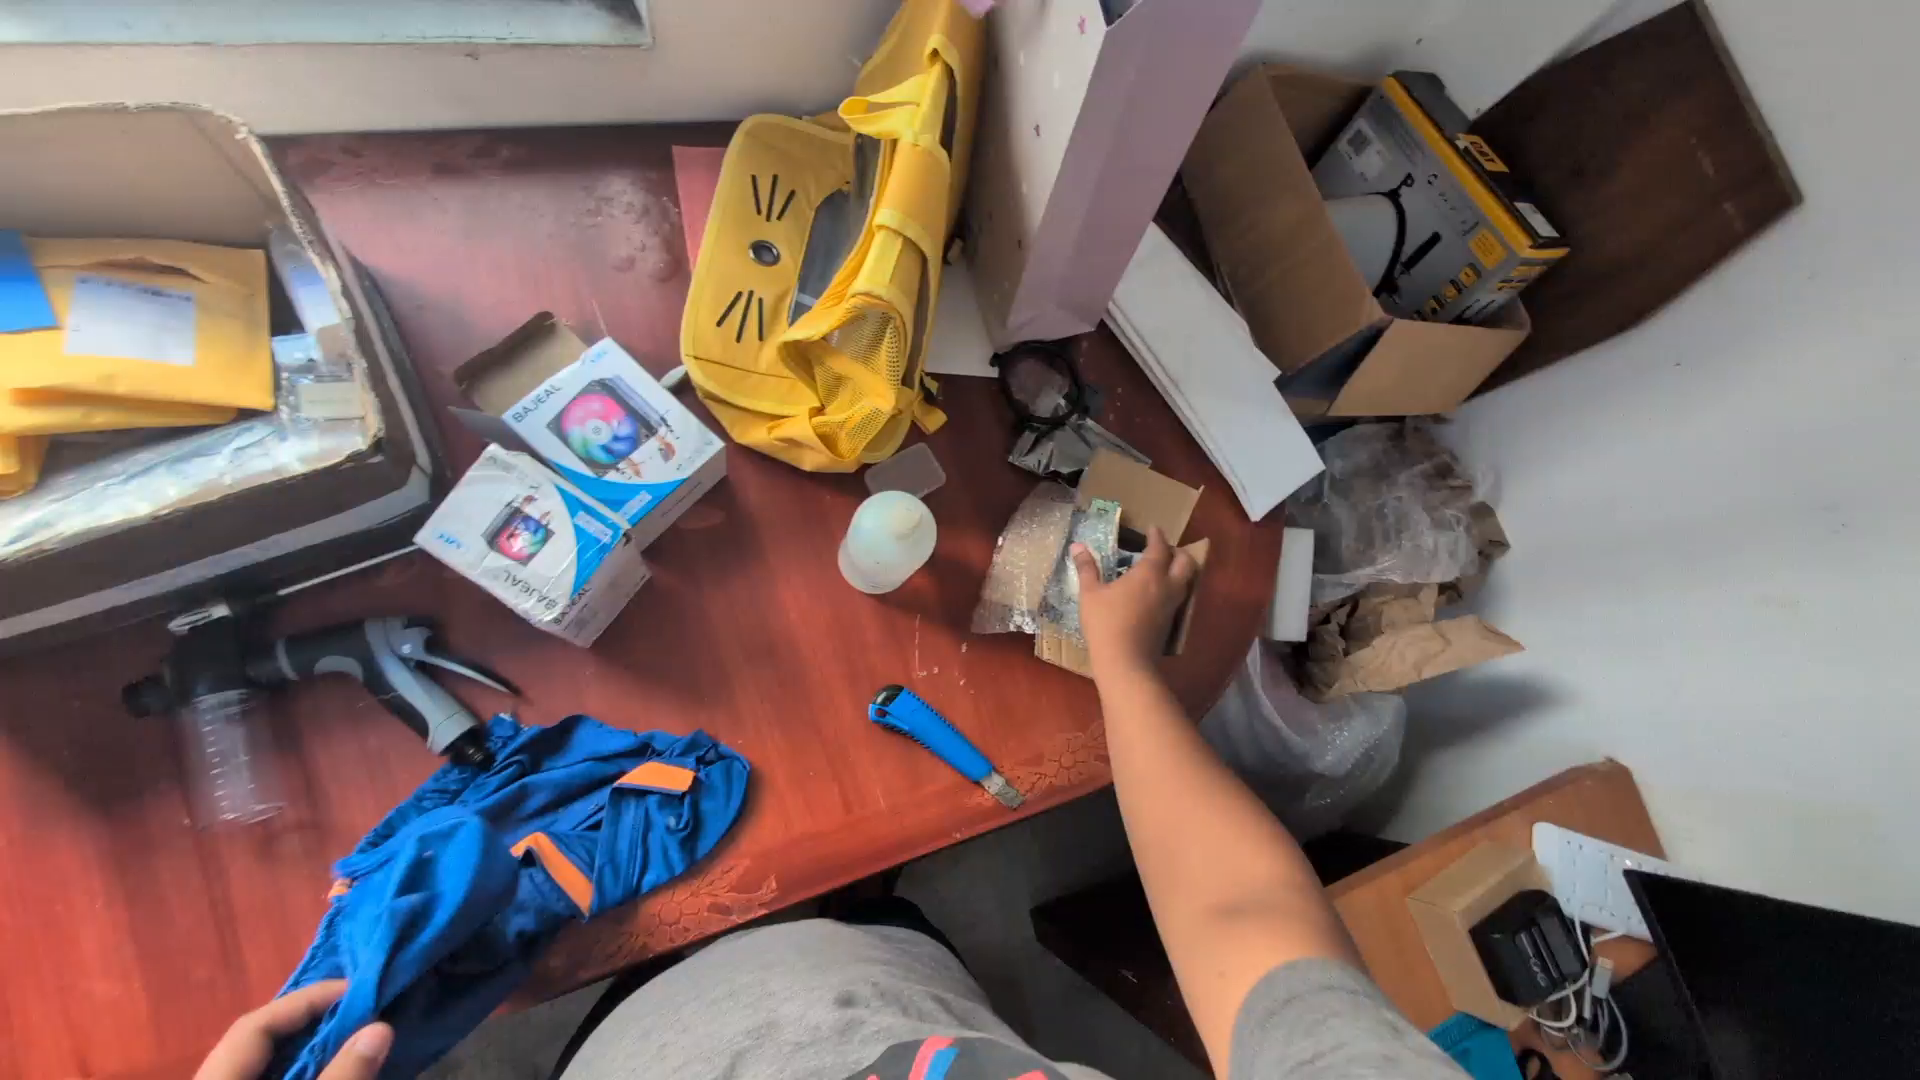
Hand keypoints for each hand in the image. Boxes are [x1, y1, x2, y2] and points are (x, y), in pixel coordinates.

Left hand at [195, 980, 392, 1079]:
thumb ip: (339, 1075)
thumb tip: (381, 1028)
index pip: (254, 1024)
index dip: (306, 1000)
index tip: (357, 990)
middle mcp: (212, 1079)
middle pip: (261, 1039)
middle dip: (313, 1019)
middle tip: (360, 1010)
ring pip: (267, 1060)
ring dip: (312, 1042)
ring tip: (352, 1034)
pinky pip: (271, 1076)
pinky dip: (305, 1066)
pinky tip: (332, 1064)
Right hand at [1072, 526, 1197, 678]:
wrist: (1125, 661)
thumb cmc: (1105, 623)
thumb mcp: (1091, 593)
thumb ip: (1087, 568)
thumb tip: (1077, 546)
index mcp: (1149, 573)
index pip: (1159, 548)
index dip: (1157, 536)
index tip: (1153, 528)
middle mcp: (1167, 586)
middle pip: (1186, 562)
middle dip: (1178, 552)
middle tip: (1164, 549)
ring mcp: (1172, 605)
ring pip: (1187, 580)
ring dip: (1180, 570)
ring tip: (1165, 568)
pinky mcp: (1170, 622)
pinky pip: (1180, 596)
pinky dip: (1175, 587)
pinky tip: (1159, 593)